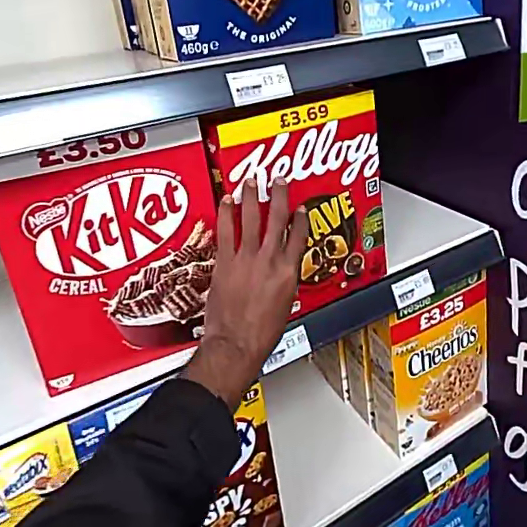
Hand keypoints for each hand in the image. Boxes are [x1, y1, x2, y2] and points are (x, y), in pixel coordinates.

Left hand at [184, 177, 308, 409]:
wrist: (236, 345)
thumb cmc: (260, 334)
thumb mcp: (285, 305)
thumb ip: (283, 282)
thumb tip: (280, 274)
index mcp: (288, 272)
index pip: (298, 236)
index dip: (300, 218)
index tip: (300, 208)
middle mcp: (269, 261)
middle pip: (277, 219)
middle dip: (279, 196)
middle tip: (278, 181)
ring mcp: (246, 259)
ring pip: (251, 218)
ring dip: (252, 197)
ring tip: (251, 181)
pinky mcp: (225, 263)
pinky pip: (226, 231)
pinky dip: (226, 213)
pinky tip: (226, 201)